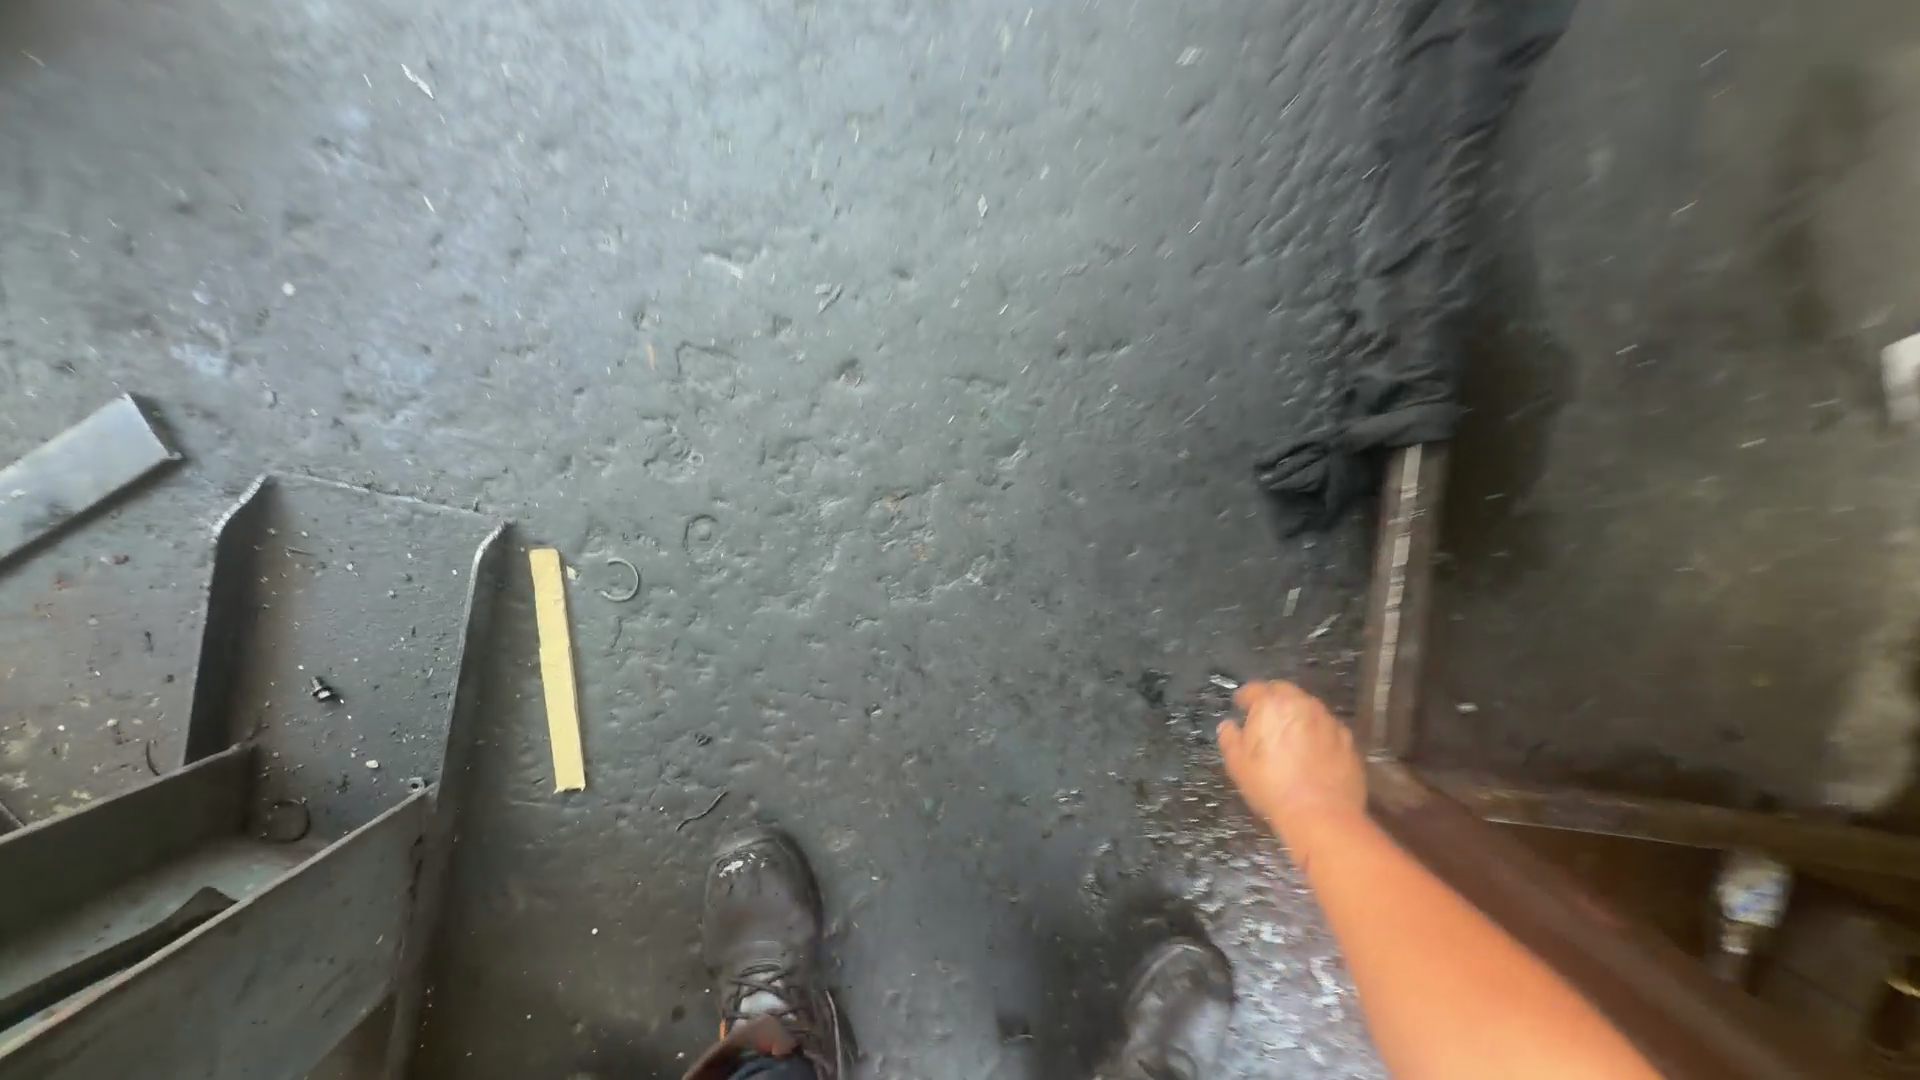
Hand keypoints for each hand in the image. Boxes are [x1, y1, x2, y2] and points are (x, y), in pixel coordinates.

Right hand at [1217, 681, 1366, 837]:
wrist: (1321, 814)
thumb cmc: (1271, 785)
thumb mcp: (1237, 764)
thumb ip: (1230, 738)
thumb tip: (1228, 726)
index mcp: (1272, 705)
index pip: (1255, 689)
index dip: (1245, 696)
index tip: (1240, 705)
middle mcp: (1303, 705)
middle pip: (1285, 691)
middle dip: (1273, 699)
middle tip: (1265, 716)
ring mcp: (1329, 722)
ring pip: (1309, 708)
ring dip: (1297, 715)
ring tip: (1289, 735)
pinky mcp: (1348, 741)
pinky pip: (1327, 728)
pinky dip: (1318, 733)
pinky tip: (1313, 751)